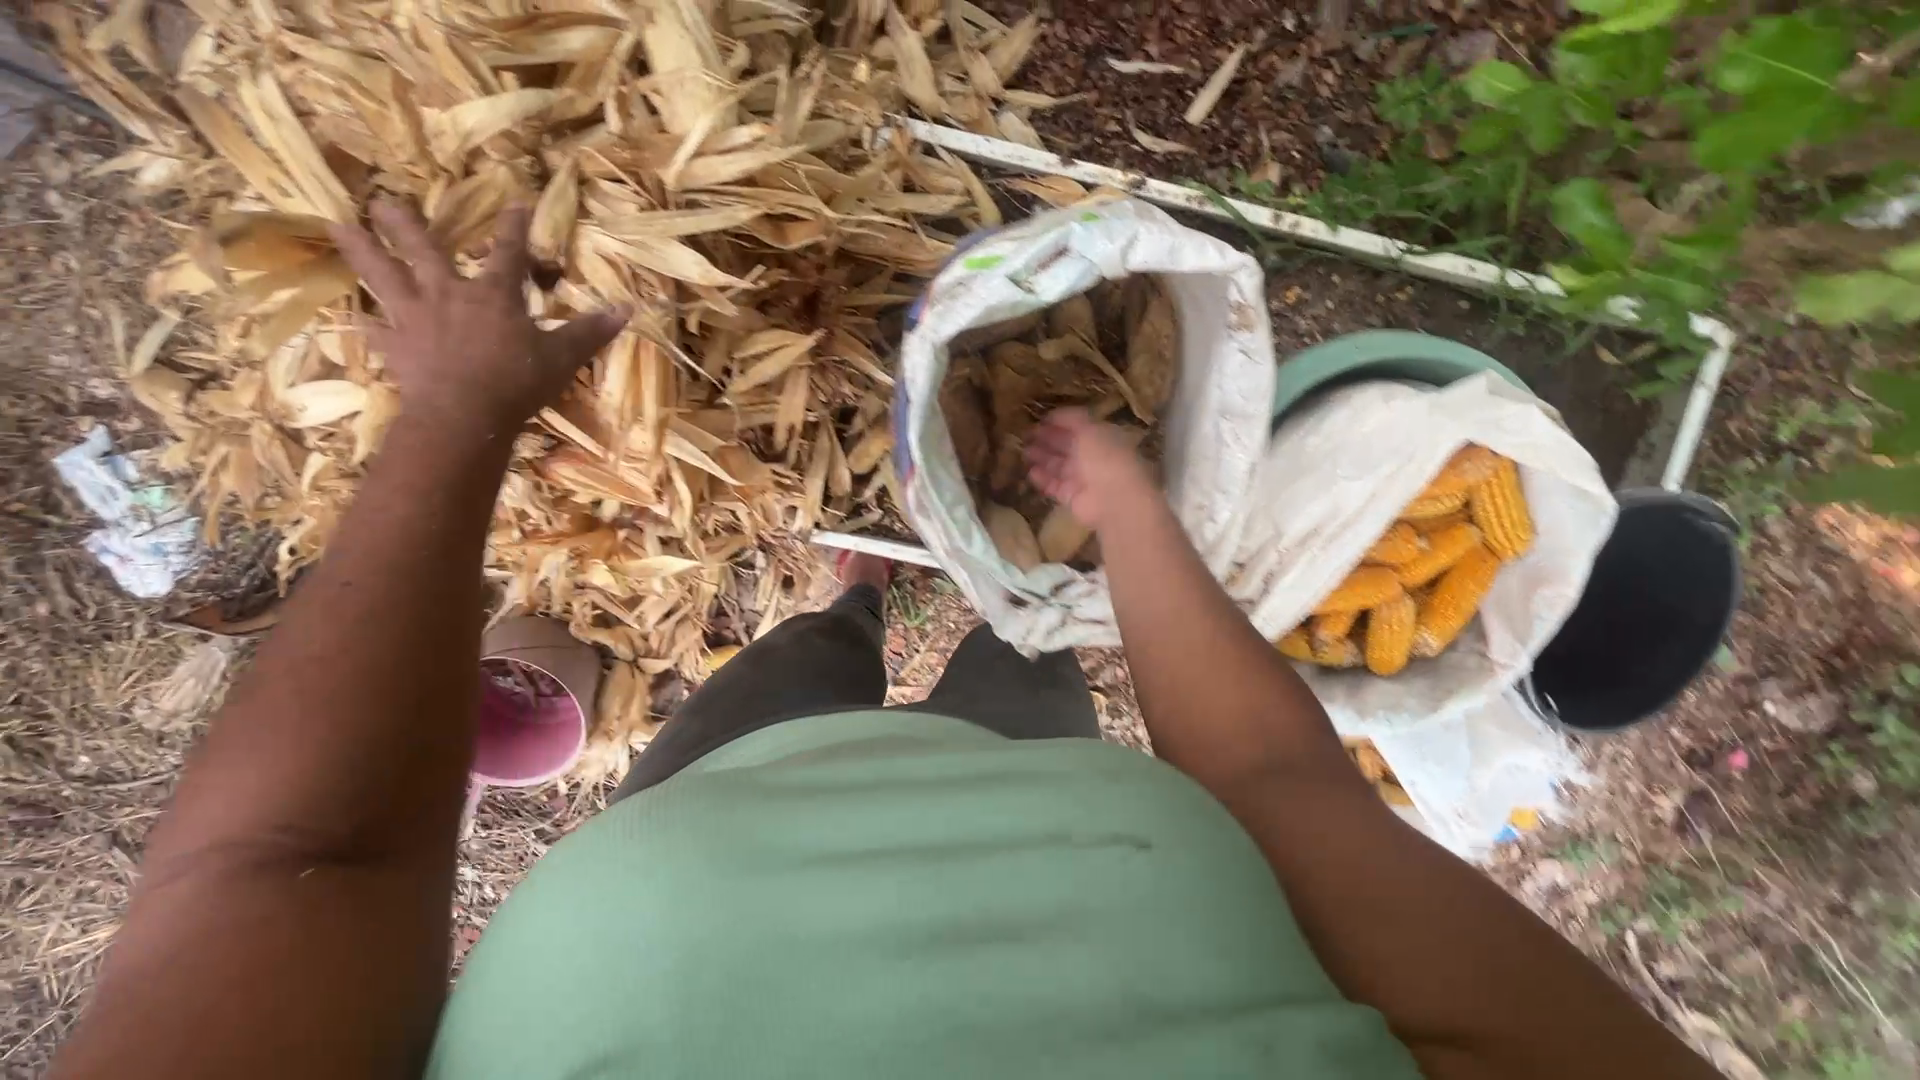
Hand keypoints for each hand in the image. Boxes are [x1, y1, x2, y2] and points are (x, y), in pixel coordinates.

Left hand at [329, 199, 628, 436]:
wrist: (464, 416)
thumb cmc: (517, 383)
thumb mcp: (563, 357)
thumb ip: (590, 331)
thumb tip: (627, 309)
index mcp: (494, 294)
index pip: (507, 251)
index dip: (513, 226)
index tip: (514, 202)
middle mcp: (447, 294)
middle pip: (422, 249)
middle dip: (406, 222)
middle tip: (384, 199)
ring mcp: (414, 318)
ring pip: (382, 275)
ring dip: (360, 249)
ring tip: (338, 224)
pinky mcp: (395, 347)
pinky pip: (376, 332)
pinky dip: (368, 326)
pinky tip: (357, 322)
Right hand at [1023, 408, 1159, 530]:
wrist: (1114, 498)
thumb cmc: (1105, 456)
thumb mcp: (1090, 428)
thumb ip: (1072, 418)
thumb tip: (1053, 414)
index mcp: (1102, 437)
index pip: (1078, 427)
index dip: (1059, 422)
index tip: (1039, 419)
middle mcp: (1093, 457)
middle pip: (1067, 446)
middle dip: (1047, 439)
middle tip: (1025, 435)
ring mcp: (1083, 479)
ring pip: (1059, 466)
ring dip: (1042, 458)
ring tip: (1023, 451)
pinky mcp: (1073, 497)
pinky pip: (1055, 486)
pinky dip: (1043, 479)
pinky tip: (1030, 472)